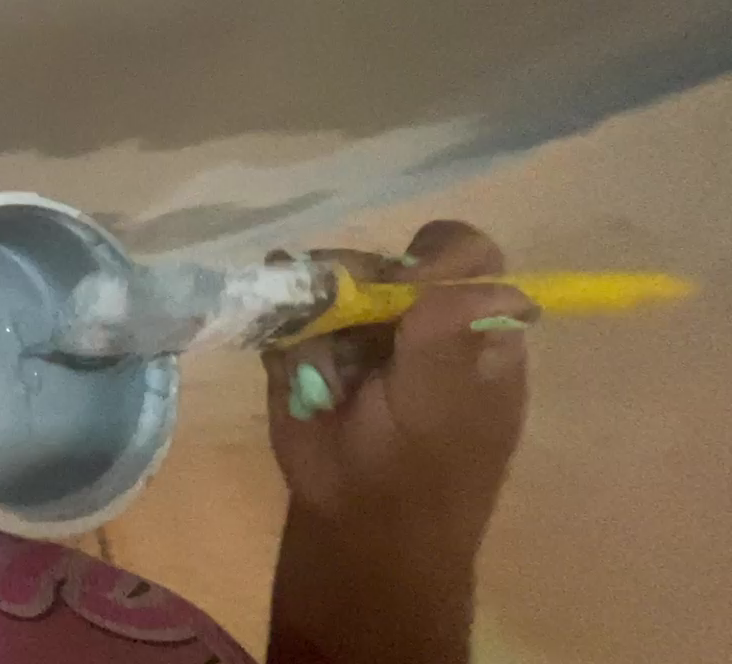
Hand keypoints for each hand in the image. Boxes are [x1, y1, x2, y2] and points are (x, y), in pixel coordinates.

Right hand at [263, 220, 536, 552]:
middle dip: (353, 288)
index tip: (401, 285)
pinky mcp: (303, 337)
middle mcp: (411, 316)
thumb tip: (492, 283)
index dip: (434, 257)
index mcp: (469, 329)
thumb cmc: (419, 468)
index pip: (466, 257)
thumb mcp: (444, 406)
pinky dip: (279, 324)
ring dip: (310, 315)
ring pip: (321, 279)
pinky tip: (288, 356)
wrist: (351, 515)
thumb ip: (449, 338)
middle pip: (378, 259)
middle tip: (342, 326)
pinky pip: (282, 306)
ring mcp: (353, 325)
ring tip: (316, 368)